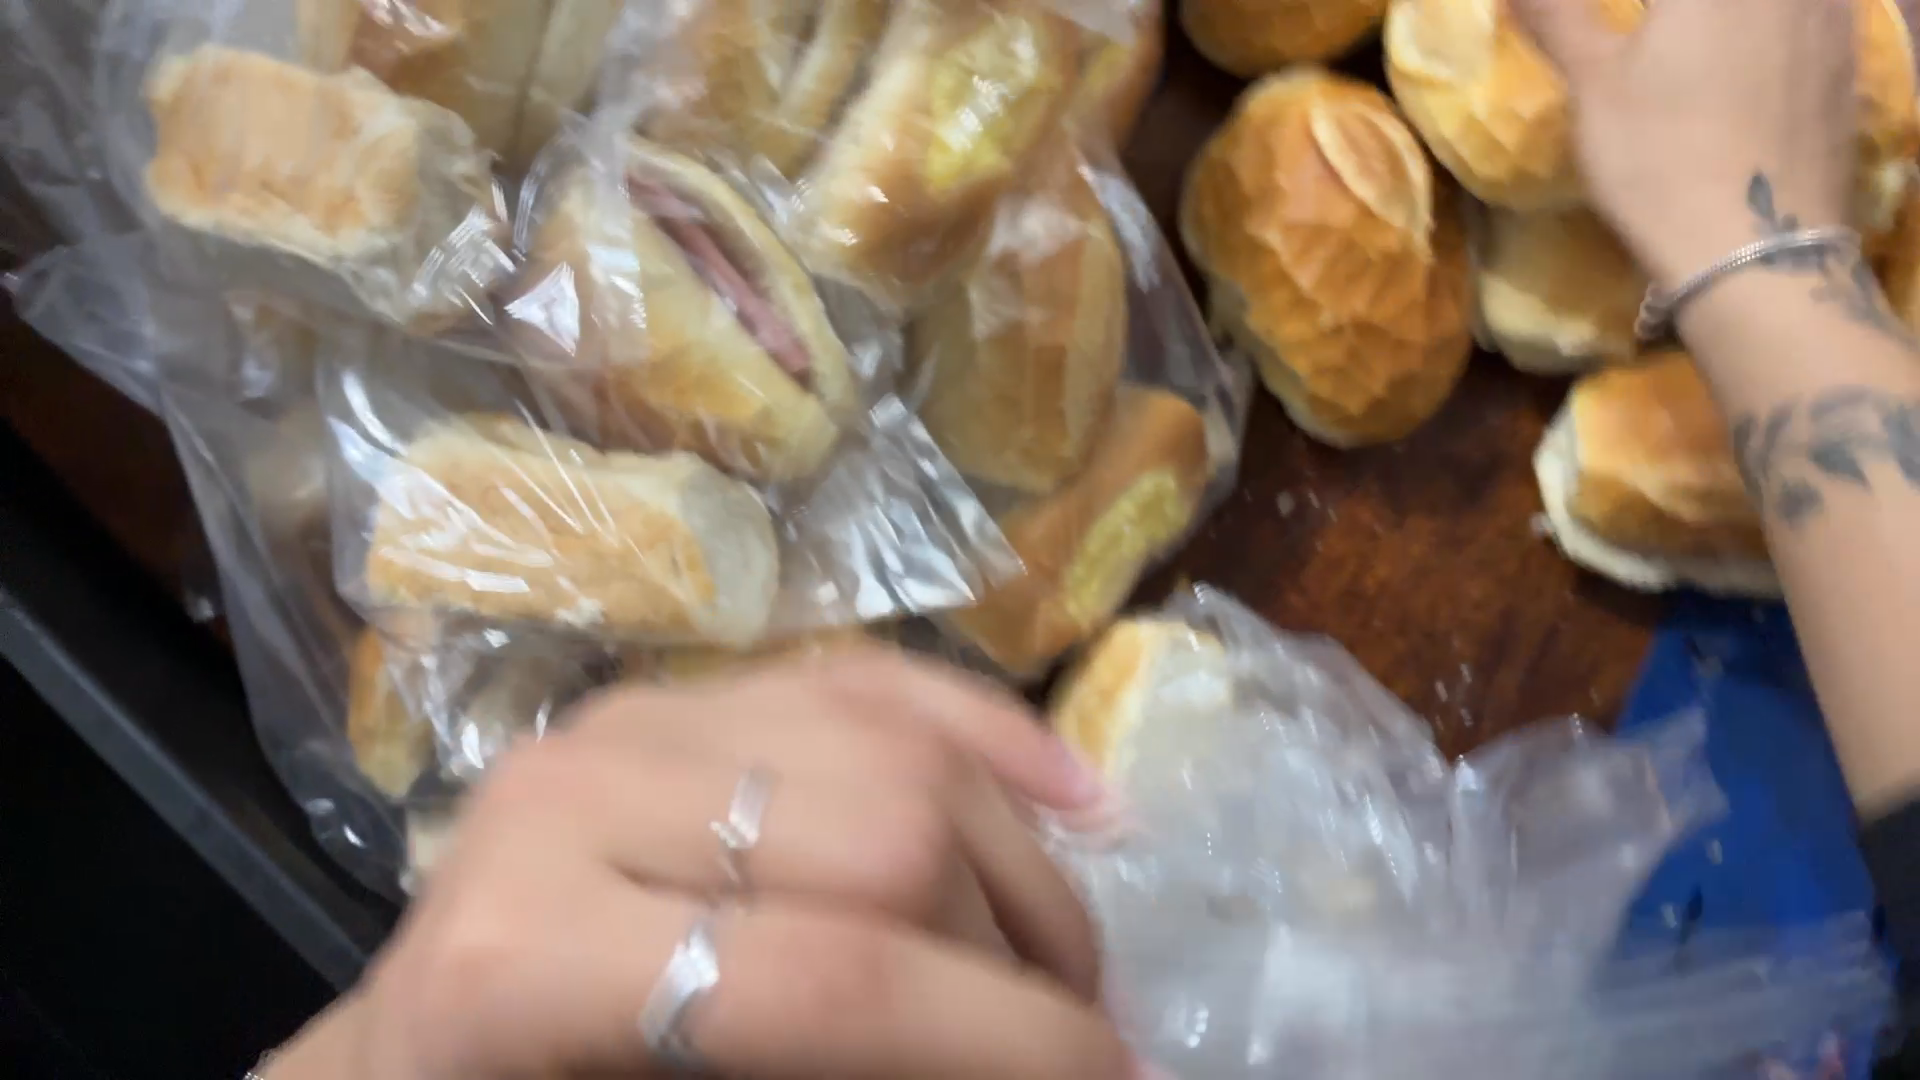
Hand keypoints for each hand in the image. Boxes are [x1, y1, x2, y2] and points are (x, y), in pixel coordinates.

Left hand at [268, 650, 1140, 1078]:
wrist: (416, 1036)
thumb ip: (852, 1070)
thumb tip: (1055, 1067)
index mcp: (529, 954)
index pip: (831, 978)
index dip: (1004, 1042)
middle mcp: (587, 789)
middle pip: (889, 828)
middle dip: (1023, 940)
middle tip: (1084, 1024)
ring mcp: (650, 710)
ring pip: (901, 739)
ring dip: (1019, 852)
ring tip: (1068, 943)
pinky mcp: (703, 686)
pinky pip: (874, 679)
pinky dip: (986, 732)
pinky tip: (1070, 790)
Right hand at [1513, 0, 1856, 288]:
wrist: (1750, 232)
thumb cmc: (1654, 156)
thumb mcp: (1594, 87)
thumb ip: (1560, 19)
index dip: (1606, 6)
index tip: (1587, 19)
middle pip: (1702, 4)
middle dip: (1666, 16)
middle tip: (1637, 35)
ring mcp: (1828, 10)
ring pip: (1764, 7)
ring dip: (1715, 21)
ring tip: (1684, 43)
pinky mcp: (1846, 49)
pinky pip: (1814, 11)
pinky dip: (1767, 25)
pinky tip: (1745, 50)